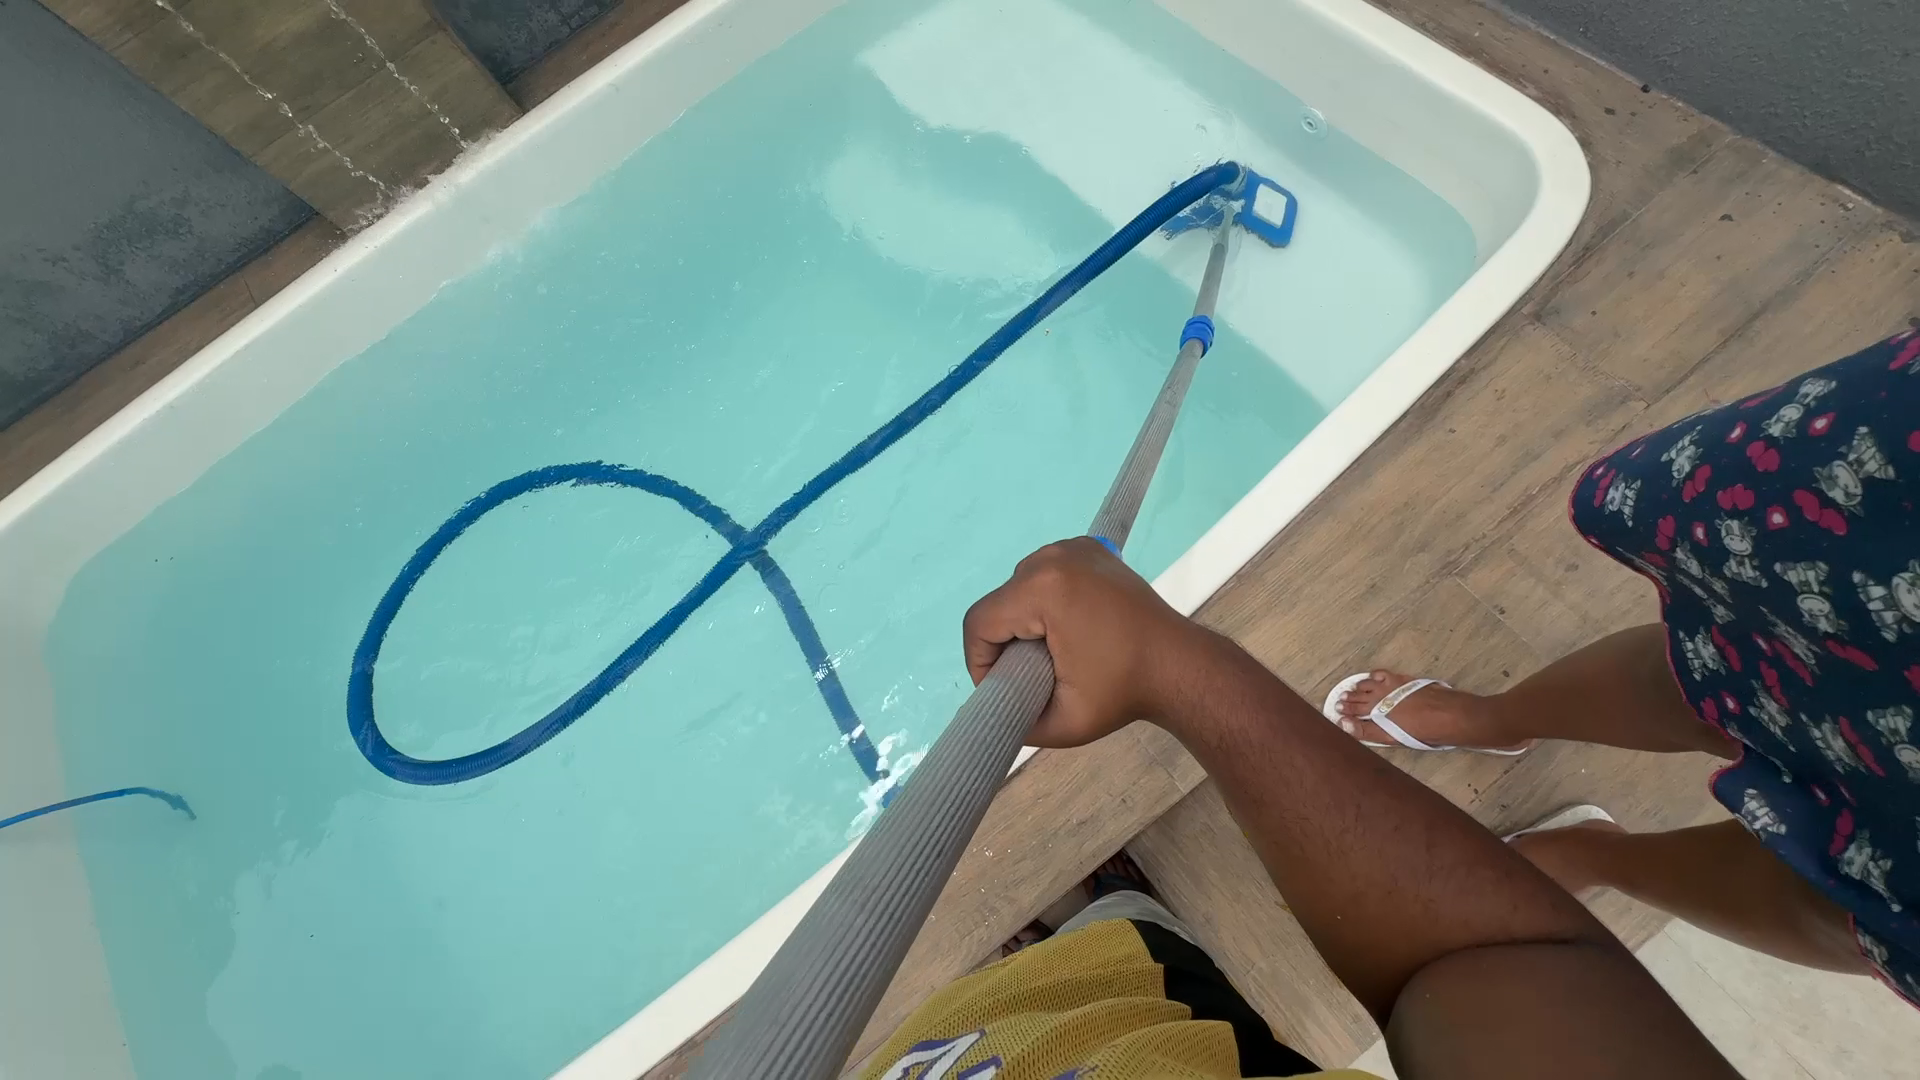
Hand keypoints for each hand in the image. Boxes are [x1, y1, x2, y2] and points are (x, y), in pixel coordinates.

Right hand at [962, 537, 1212, 747]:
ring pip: (1018, 587)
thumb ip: (1014, 720)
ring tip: (1051, 650)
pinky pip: (1044, 573)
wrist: (1179, 665)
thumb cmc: (1123, 693)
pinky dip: (1046, 599)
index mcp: (1042, 590)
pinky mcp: (1088, 547)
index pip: (979, 623)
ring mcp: (1072, 547)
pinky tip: (1068, 624)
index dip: (981, 661)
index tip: (1004, 687)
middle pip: (999, 603)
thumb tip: (990, 709)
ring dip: (1024, 620)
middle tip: (1031, 673)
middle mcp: (1051, 557)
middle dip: (1006, 641)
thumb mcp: (1063, 723)